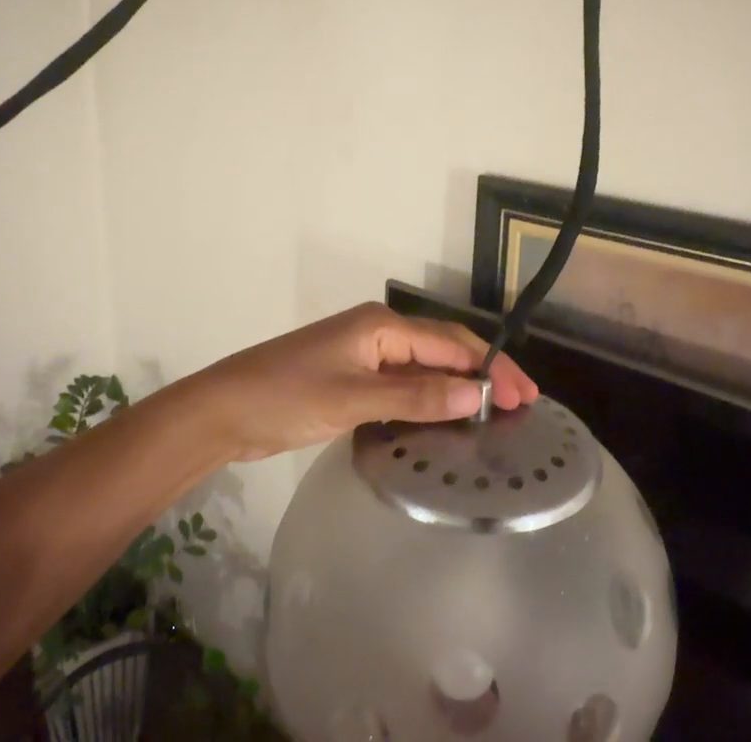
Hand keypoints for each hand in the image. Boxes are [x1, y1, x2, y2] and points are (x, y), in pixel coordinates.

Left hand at [179, 303, 538, 461]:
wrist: (223, 411)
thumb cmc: (286, 396)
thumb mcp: (355, 398)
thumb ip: (417, 396)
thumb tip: (478, 394)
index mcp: (381, 326)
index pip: (452, 343)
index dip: (492, 368)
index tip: (527, 396)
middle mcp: (377, 334)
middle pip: (443, 351)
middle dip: (483, 375)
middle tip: (523, 406)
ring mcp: (363, 358)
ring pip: (424, 370)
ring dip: (458, 389)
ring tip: (494, 416)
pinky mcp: (351, 382)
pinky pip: (402, 387)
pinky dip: (428, 401)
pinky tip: (445, 423)